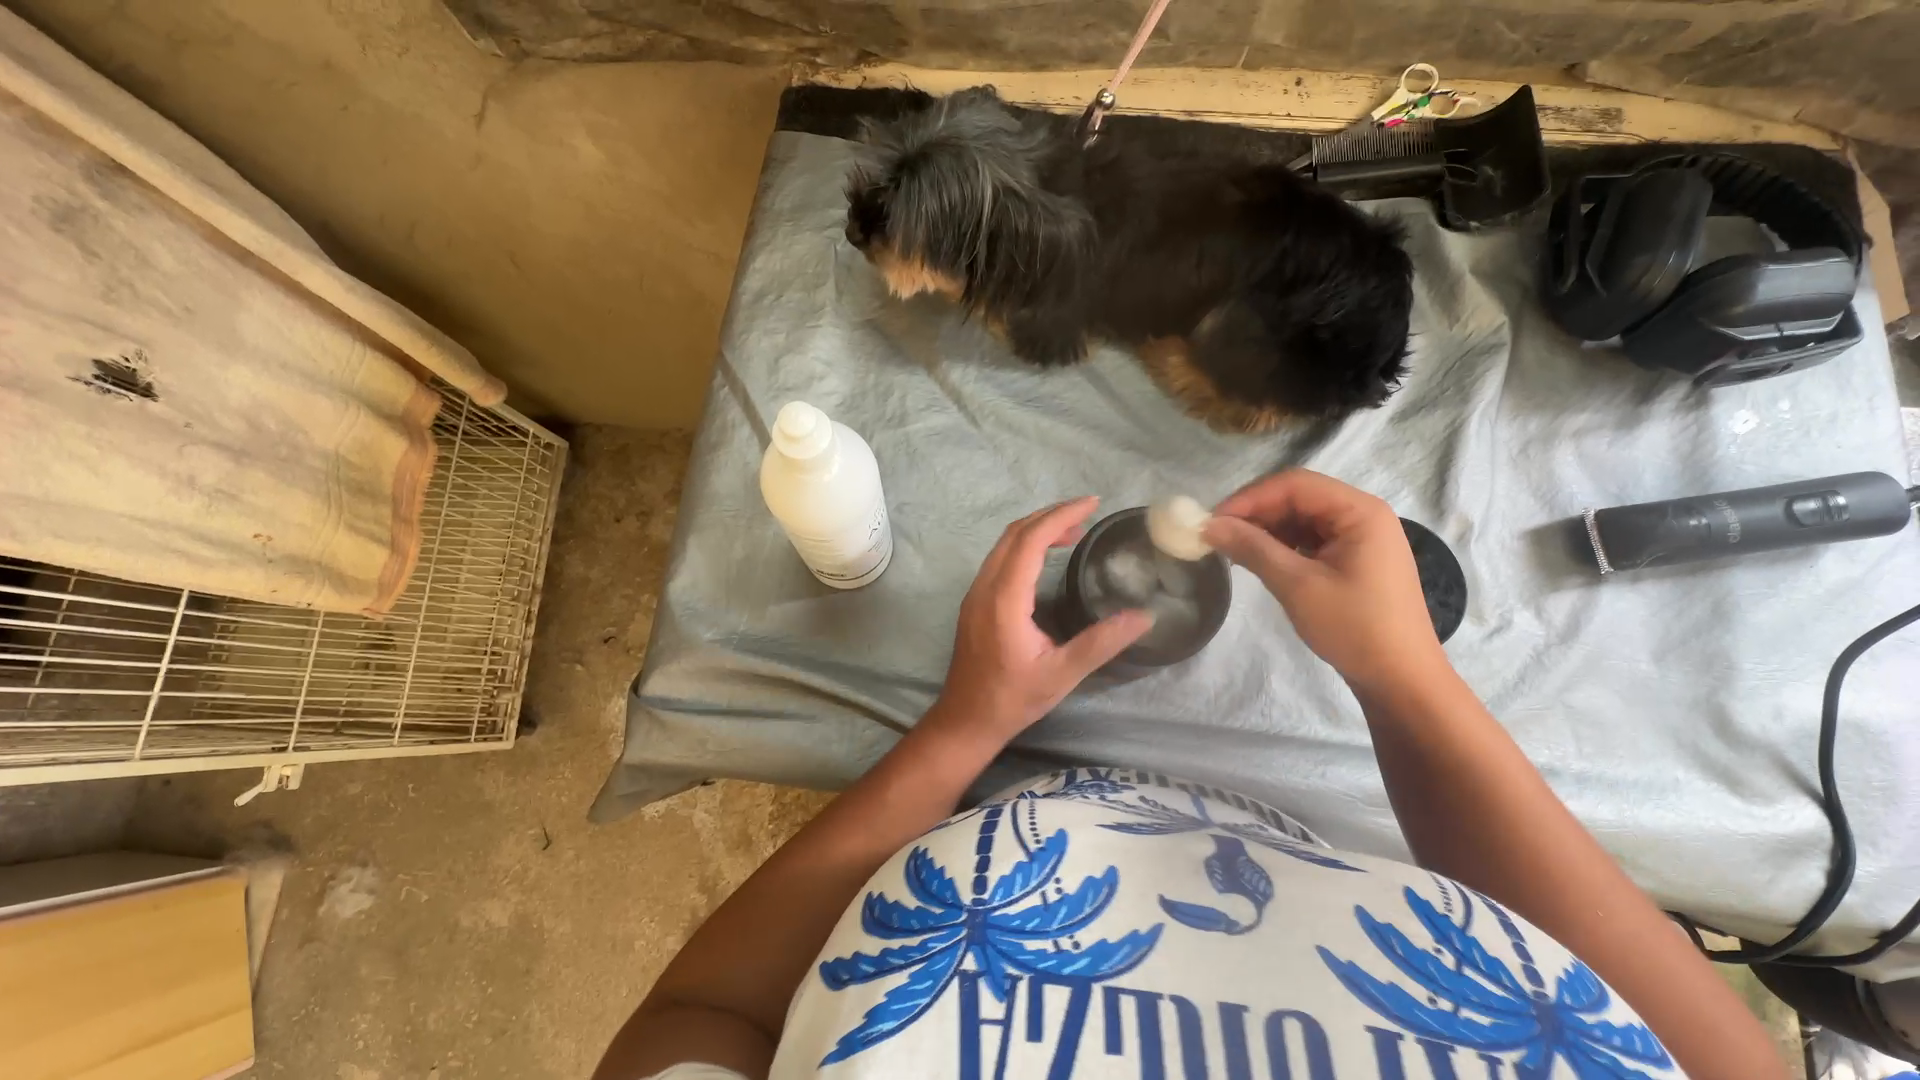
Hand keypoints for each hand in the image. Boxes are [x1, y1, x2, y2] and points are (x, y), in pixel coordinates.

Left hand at [931, 498, 1153, 740]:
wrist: (965, 720)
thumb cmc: (1012, 699)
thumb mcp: (1062, 674)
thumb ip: (1101, 643)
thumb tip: (1143, 617)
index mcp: (1004, 598)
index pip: (1031, 540)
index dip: (1061, 515)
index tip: (1092, 504)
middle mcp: (984, 588)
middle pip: (1014, 534)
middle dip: (1050, 515)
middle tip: (1087, 512)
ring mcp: (975, 594)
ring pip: (1003, 545)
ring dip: (1036, 530)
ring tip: (1072, 530)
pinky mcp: (975, 604)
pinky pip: (999, 559)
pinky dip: (1024, 546)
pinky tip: (1046, 558)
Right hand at [1202, 470, 1444, 692]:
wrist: (1401, 679)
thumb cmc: (1354, 628)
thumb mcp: (1298, 586)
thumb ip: (1253, 549)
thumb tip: (1208, 526)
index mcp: (1360, 511)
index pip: (1295, 485)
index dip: (1250, 498)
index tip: (1213, 522)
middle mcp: (1364, 515)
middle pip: (1299, 497)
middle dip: (1256, 513)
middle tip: (1218, 537)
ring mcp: (1362, 538)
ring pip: (1303, 518)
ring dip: (1267, 530)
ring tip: (1233, 550)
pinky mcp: (1356, 559)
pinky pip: (1312, 539)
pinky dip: (1283, 545)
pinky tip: (1260, 561)